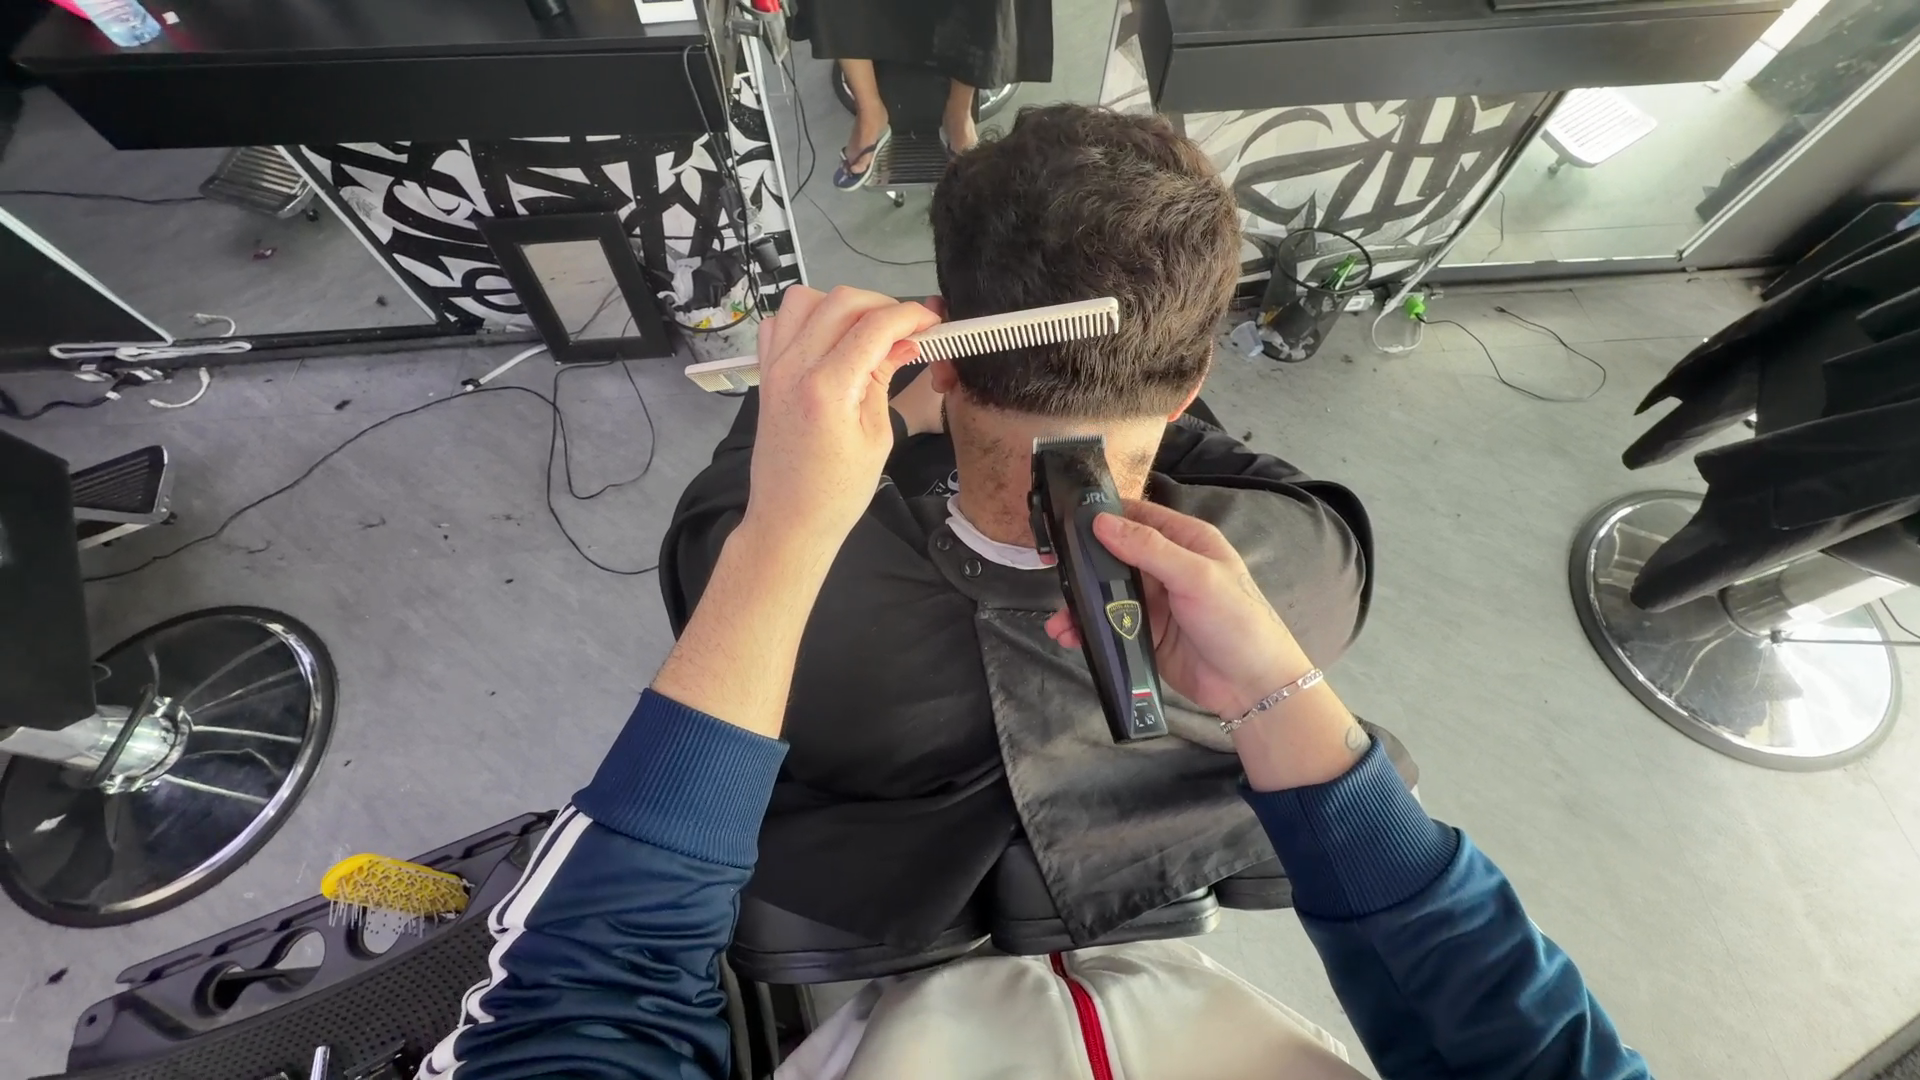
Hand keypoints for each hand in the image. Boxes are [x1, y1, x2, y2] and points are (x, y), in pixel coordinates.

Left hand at [746, 285, 940, 545]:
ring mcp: (774, 367)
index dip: (911, 315)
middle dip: (882, 305)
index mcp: (828, 388)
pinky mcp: (765, 373)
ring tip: (866, 332)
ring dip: (841, 306)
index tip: (933, 321)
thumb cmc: (838, 492)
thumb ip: (884, 379)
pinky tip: (829, 341)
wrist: (789, 519)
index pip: (875, 326)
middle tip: (906, 328)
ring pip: (805, 299)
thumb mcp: (877, 437)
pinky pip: (780, 322)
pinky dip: (807, 319)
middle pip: (842, 301)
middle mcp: (795, 367)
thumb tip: (902, 342)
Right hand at [1044, 499, 1313, 719]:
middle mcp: (1167, 567)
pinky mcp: (1145, 633)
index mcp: (1186, 541)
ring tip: (1059, 623)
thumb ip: (1148, 548)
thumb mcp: (1196, 577)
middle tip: (1053, 573)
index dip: (1105, 516)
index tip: (1066, 522)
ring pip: (1106, 594)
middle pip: (1115, 556)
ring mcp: (1155, 602)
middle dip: (1082, 567)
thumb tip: (1100, 521)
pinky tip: (1070, 637)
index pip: (1138, 517)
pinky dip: (1088, 630)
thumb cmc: (1236, 620)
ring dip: (1080, 605)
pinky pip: (1109, 625)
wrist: (1253, 687)